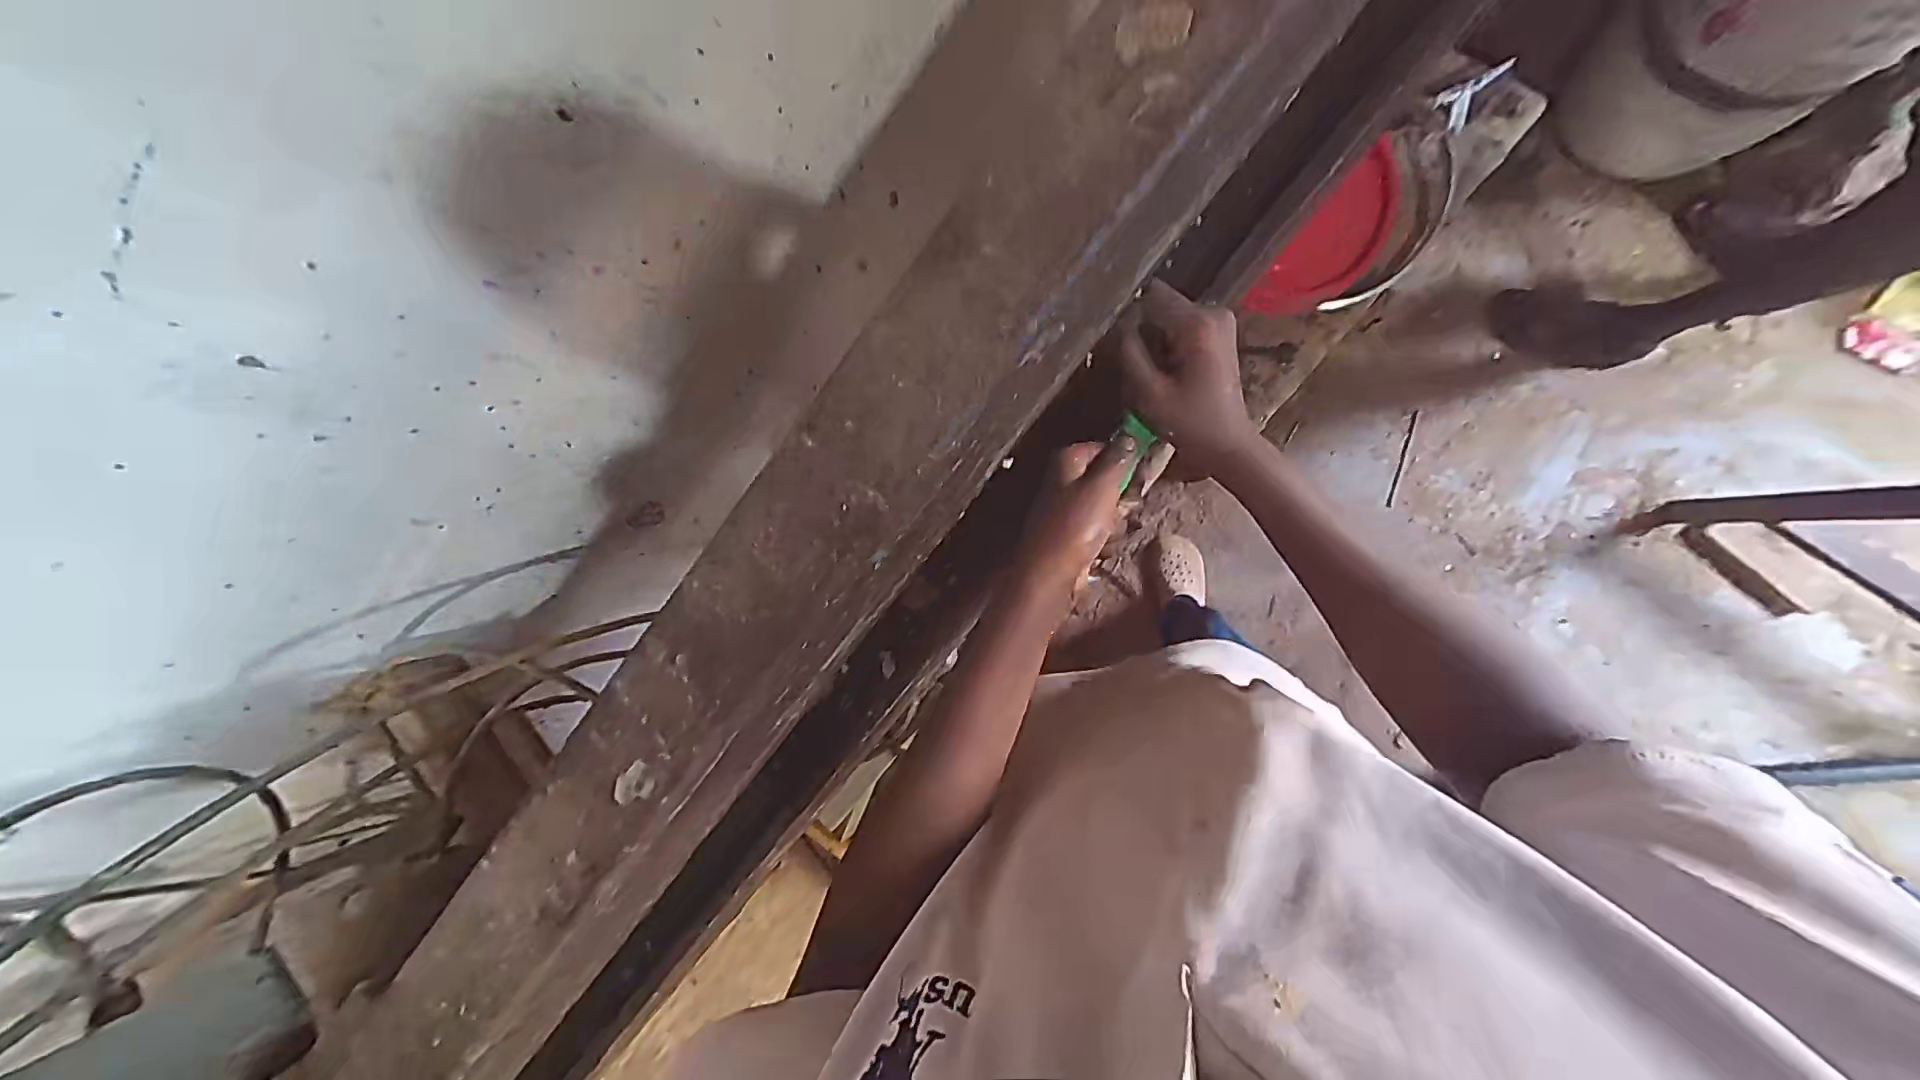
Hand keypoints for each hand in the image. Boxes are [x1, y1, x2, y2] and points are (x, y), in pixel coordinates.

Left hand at [1012, 435, 1135, 597]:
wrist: (1051, 572)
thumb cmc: (1076, 525)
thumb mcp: (1103, 485)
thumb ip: (1118, 458)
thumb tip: (1129, 435)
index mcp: (1066, 461)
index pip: (1103, 447)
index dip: (1124, 460)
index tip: (1140, 474)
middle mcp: (1063, 481)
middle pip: (1107, 481)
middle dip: (1120, 498)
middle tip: (1120, 510)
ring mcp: (1066, 509)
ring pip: (1106, 508)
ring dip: (1114, 523)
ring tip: (1106, 534)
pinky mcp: (1070, 534)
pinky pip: (1098, 530)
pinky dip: (1102, 539)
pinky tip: (1100, 548)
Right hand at [1109, 279, 1261, 476]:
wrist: (1227, 444)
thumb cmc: (1189, 424)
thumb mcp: (1149, 393)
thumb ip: (1129, 352)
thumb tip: (1118, 324)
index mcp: (1198, 323)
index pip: (1150, 297)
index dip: (1129, 317)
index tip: (1119, 345)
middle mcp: (1213, 312)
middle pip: (1159, 305)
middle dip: (1142, 331)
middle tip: (1137, 366)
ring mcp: (1219, 320)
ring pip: (1167, 316)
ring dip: (1153, 340)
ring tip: (1152, 372)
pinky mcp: (1218, 332)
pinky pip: (1179, 327)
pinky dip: (1167, 345)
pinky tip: (1166, 371)